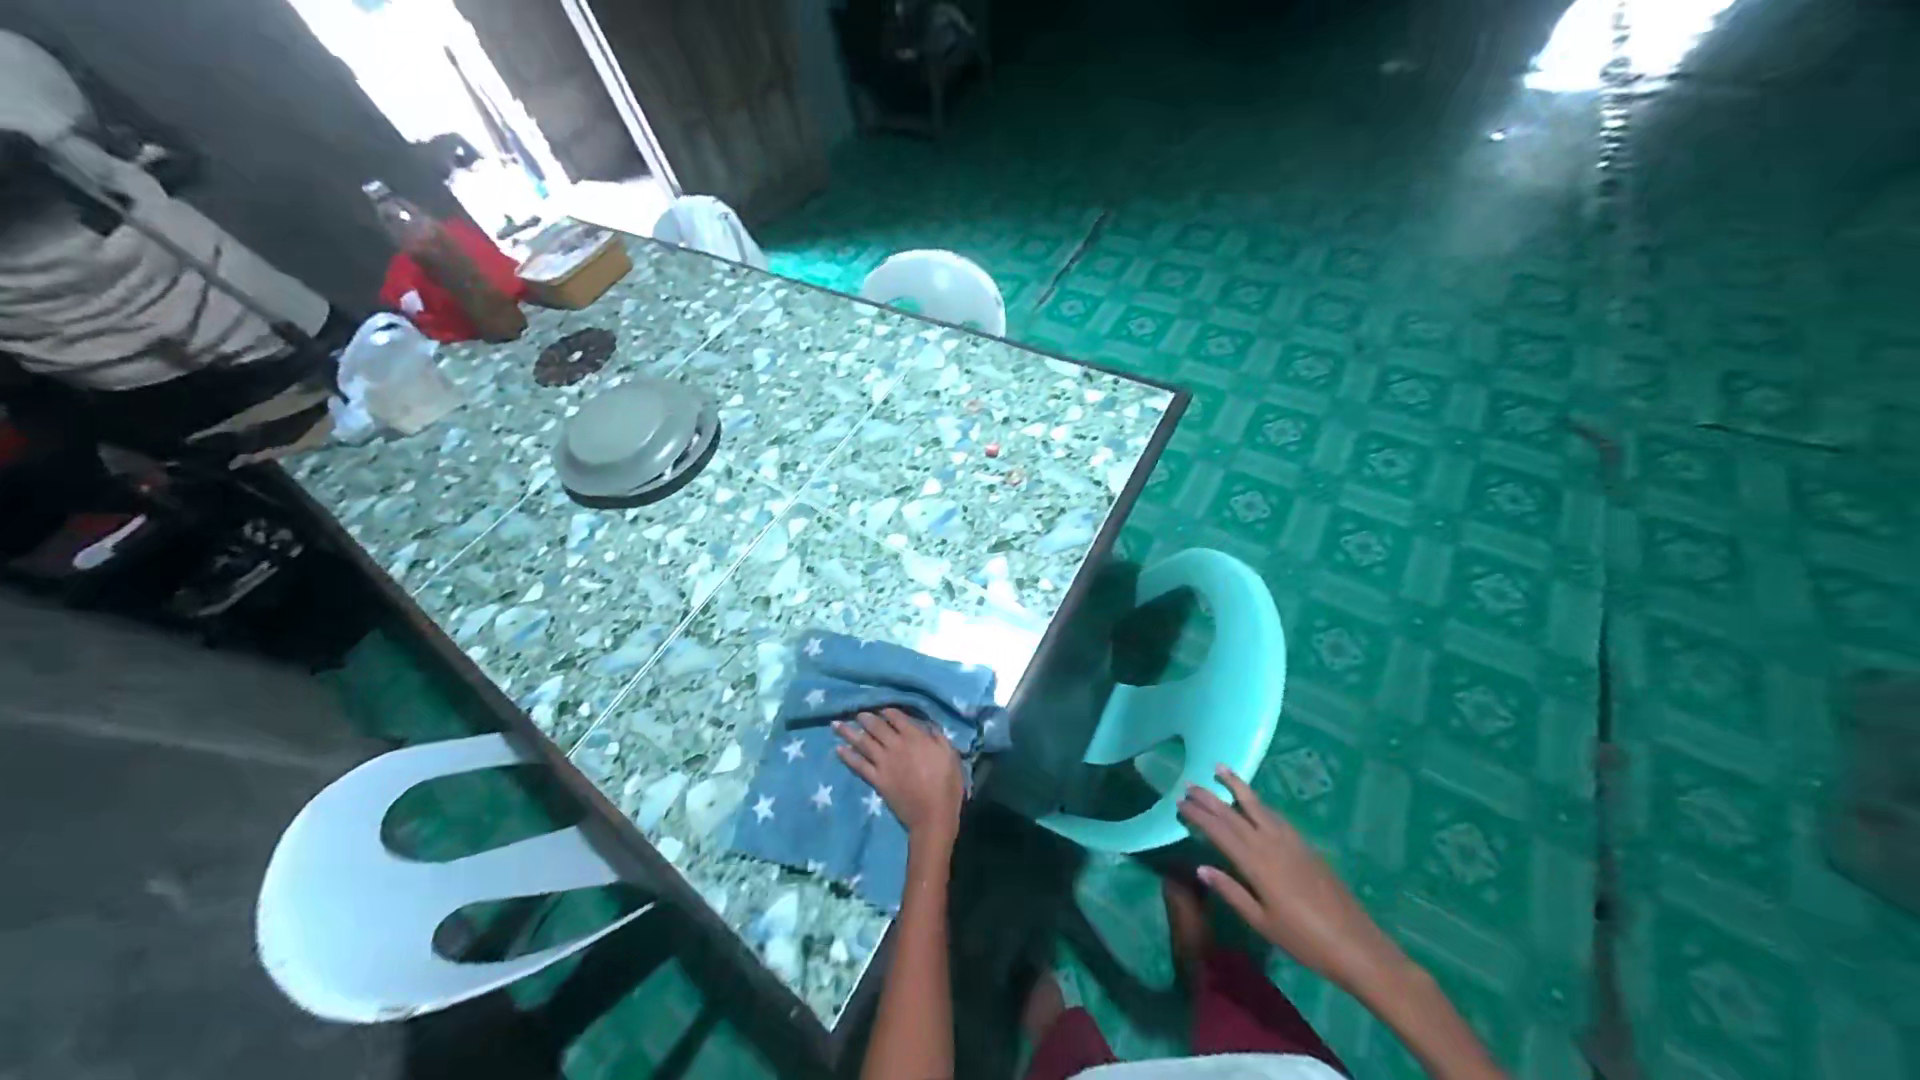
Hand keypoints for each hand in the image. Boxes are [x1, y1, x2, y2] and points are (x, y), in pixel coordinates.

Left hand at [835, 708, 963, 846]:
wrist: (933, 815)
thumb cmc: (947, 785)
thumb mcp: (950, 754)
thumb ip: (937, 737)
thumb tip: (927, 725)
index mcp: (915, 737)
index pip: (897, 717)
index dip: (887, 710)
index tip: (880, 707)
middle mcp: (896, 745)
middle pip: (876, 726)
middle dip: (865, 717)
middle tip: (856, 712)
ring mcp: (883, 762)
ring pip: (863, 742)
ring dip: (849, 732)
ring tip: (837, 724)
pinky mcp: (876, 779)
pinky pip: (858, 765)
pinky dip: (847, 756)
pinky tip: (838, 749)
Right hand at [1179, 765, 1410, 995]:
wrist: (1356, 945)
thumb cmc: (1304, 940)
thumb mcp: (1262, 922)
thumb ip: (1231, 892)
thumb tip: (1201, 868)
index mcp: (1256, 863)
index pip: (1219, 831)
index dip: (1199, 815)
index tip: (1180, 802)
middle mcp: (1270, 844)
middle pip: (1234, 813)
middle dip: (1210, 797)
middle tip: (1189, 783)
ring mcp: (1290, 841)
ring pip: (1258, 805)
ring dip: (1236, 787)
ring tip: (1219, 769)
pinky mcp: (1305, 845)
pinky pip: (1275, 815)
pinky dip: (1258, 802)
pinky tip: (1253, 800)